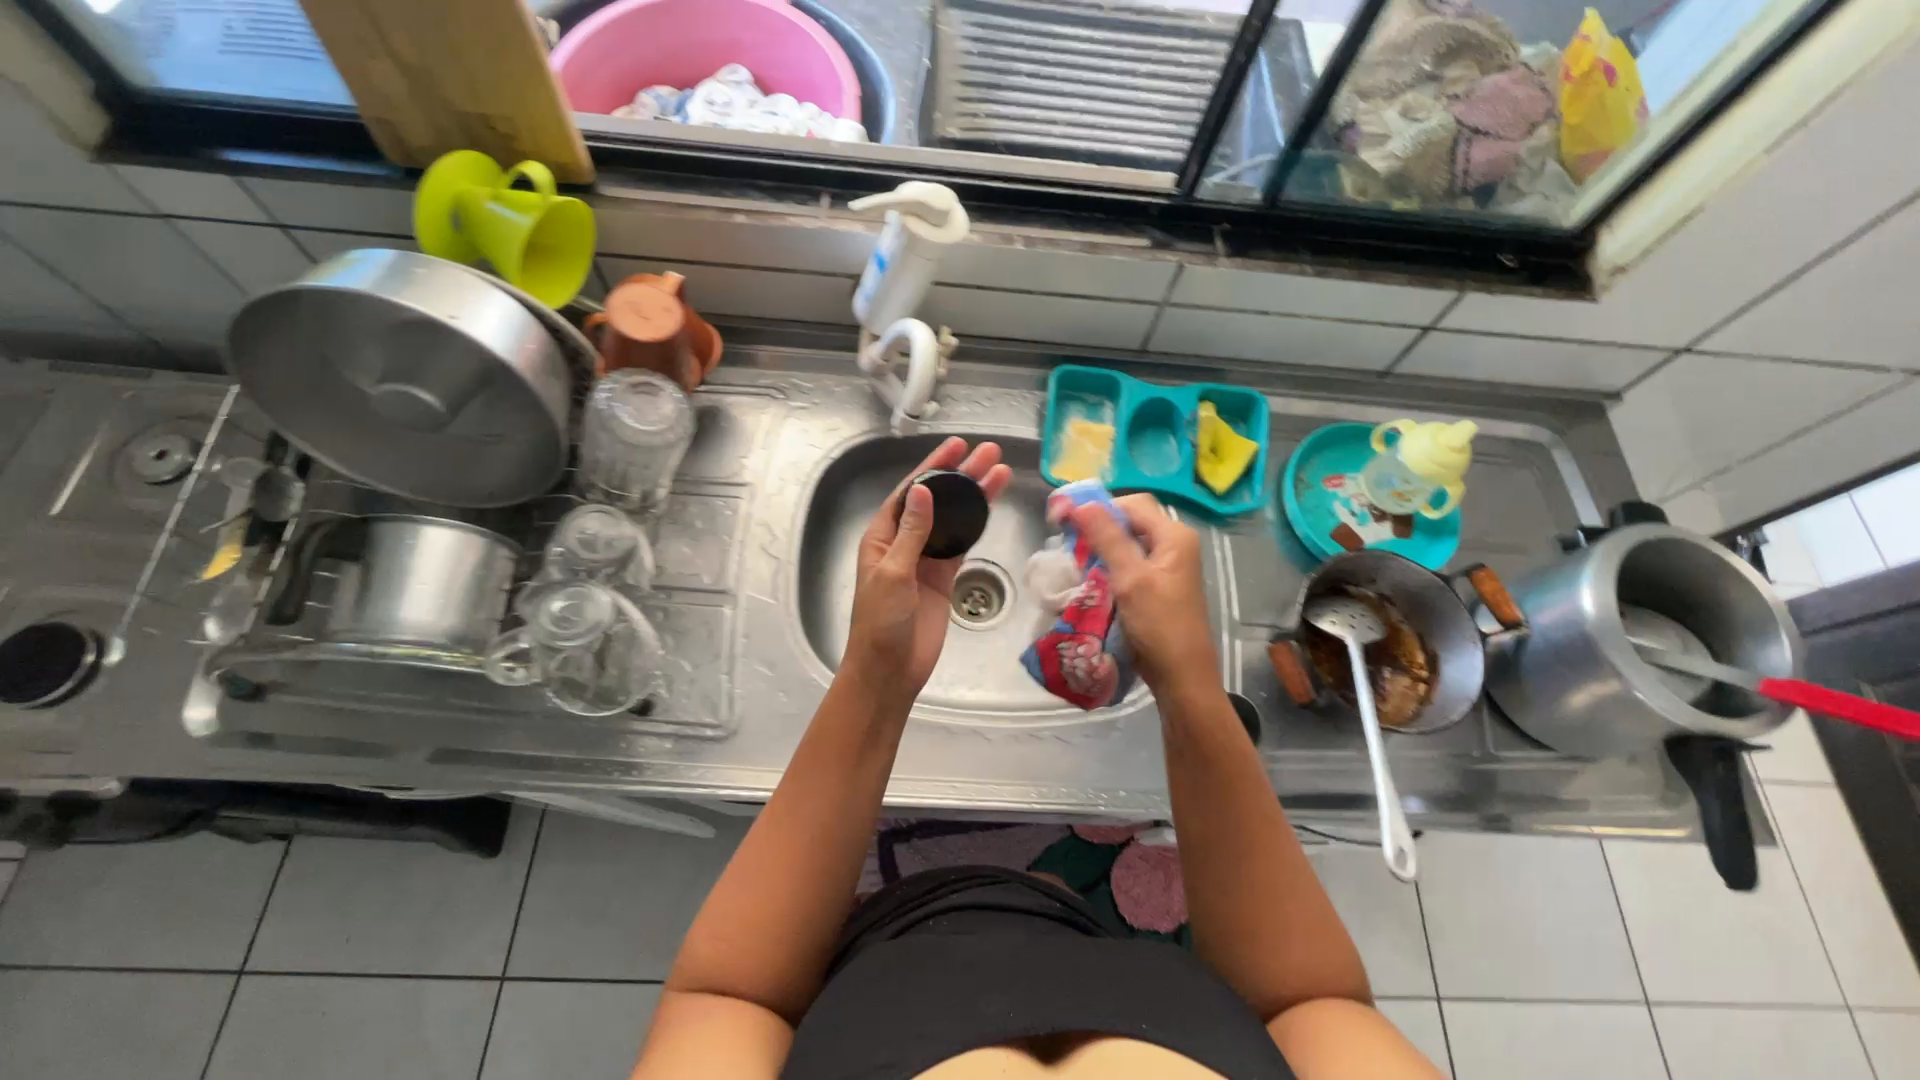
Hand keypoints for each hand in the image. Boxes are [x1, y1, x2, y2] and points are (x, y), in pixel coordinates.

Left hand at [844, 437, 1012, 702]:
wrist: (890, 670)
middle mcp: (903, 542)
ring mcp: (925, 560)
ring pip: (953, 520)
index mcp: (881, 536)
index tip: (956, 447)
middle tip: (989, 452)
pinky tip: (991, 506)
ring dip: (973, 497)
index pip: (910, 493)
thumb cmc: (880, 623)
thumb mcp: (892, 574)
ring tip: (999, 472)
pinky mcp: (943, 578)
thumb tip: (925, 493)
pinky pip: (961, 544)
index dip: (933, 468)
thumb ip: (911, 533)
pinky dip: (976, 526)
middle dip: (961, 475)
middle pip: (936, 501)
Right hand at [1069, 494, 1220, 699]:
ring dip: (1101, 549)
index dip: (1100, 507)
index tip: (1067, 520)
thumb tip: (1082, 504)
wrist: (1181, 675)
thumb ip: (1108, 538)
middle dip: (1098, 528)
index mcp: (1174, 536)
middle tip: (1069, 541)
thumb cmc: (1160, 625)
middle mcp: (1174, 545)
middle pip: (1130, 522)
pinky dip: (1110, 566)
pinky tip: (1092, 578)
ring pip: (1127, 543)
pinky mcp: (1157, 585)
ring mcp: (1167, 566)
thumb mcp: (1131, 579)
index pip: (1132, 504)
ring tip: (1076, 560)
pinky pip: (1129, 564)